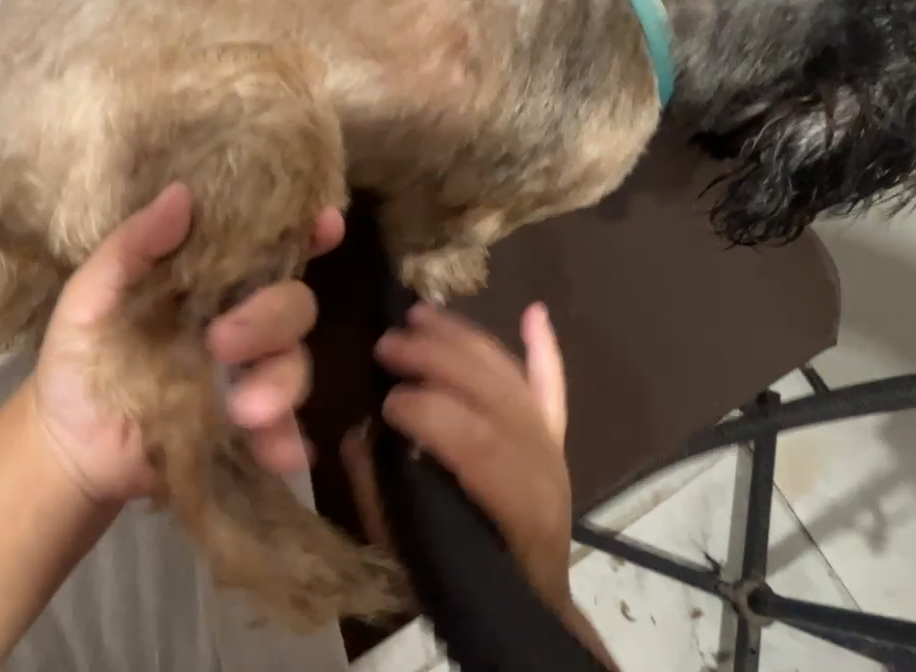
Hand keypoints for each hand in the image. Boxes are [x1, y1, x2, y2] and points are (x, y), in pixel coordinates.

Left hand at [25, 183, 342, 505]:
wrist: (68, 447)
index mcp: (209, 283)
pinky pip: (284, 430)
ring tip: (240, 412)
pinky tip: (280, 455)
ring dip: (280, 383)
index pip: (268, 249)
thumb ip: (130, 247)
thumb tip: (180, 195)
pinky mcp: (245, 429)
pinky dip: (287, 440)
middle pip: (292, 304)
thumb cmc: (78, 358)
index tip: (326, 224)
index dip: (307, 233)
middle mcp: (240, 321)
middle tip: (221, 344)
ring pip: (295, 363)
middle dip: (270, 319)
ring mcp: (246, 377)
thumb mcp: (90, 296)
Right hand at [346, 302, 573, 608]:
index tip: (385, 401)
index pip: (480, 444)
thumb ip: (386, 493)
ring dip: (465, 338)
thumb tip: (361, 431)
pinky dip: (542, 347)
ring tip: (421, 315)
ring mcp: (552, 445)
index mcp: (520, 507)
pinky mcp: (554, 435)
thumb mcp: (414, 553)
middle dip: (437, 360)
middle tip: (387, 343)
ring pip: (511, 376)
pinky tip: (533, 312)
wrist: (526, 604)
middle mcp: (545, 466)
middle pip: (495, 394)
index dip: (431, 414)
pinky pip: (550, 385)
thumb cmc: (463, 582)